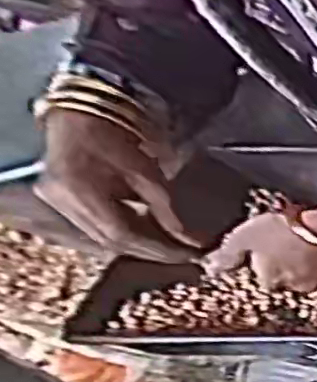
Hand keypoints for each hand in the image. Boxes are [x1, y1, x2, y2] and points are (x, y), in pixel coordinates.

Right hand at [35, 109, 201, 262]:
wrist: (82, 124)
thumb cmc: (118, 147)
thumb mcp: (150, 180)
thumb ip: (169, 214)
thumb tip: (193, 243)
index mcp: (79, 190)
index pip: (121, 233)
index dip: (159, 250)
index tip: (191, 256)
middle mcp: (61, 199)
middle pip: (111, 240)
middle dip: (154, 252)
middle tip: (188, 257)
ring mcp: (57, 201)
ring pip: (104, 238)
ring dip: (142, 247)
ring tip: (176, 250)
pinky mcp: (62, 202)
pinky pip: (98, 228)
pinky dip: (129, 236)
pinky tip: (155, 238)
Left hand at [204, 211, 316, 291]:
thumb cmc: (286, 232)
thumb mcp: (243, 238)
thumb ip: (227, 257)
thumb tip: (210, 270)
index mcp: (270, 281)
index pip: (259, 280)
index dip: (258, 265)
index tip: (259, 252)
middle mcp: (296, 288)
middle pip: (285, 280)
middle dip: (283, 267)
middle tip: (282, 247)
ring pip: (308, 277)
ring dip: (305, 266)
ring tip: (303, 247)